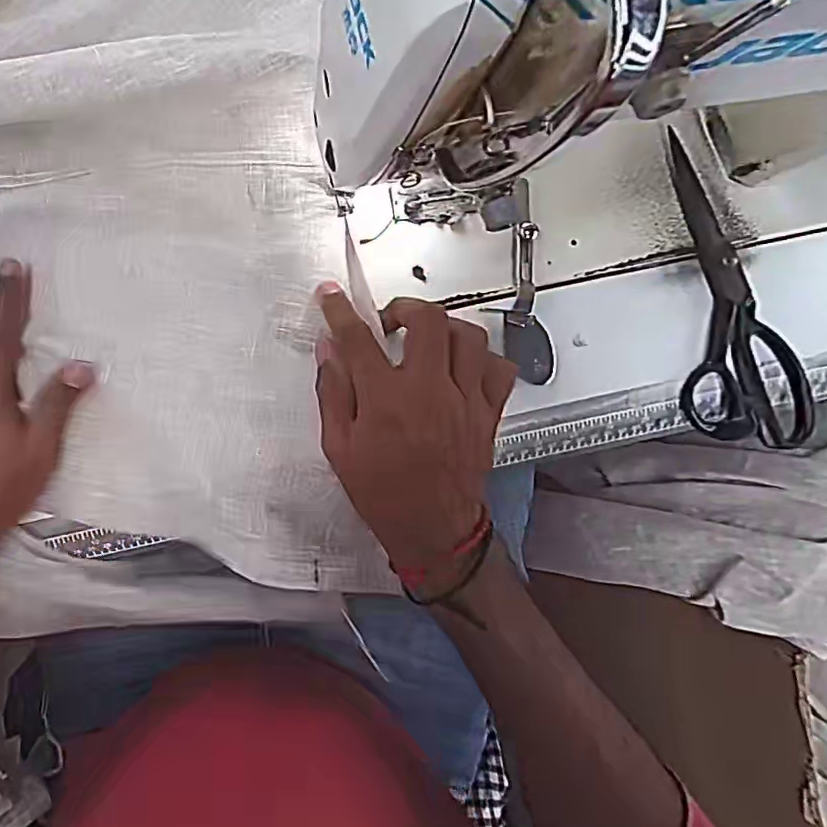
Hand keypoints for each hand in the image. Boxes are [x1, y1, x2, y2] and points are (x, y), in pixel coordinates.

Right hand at [314, 283, 515, 593]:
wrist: (432, 529)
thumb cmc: (384, 493)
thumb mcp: (339, 446)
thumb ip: (333, 393)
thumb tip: (329, 353)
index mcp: (386, 400)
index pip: (359, 339)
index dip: (341, 312)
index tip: (332, 297)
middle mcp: (429, 391)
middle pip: (427, 320)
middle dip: (403, 308)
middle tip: (389, 320)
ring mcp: (464, 400)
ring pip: (467, 336)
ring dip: (443, 327)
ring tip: (426, 339)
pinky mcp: (487, 413)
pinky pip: (497, 368)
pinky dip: (481, 357)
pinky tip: (461, 365)